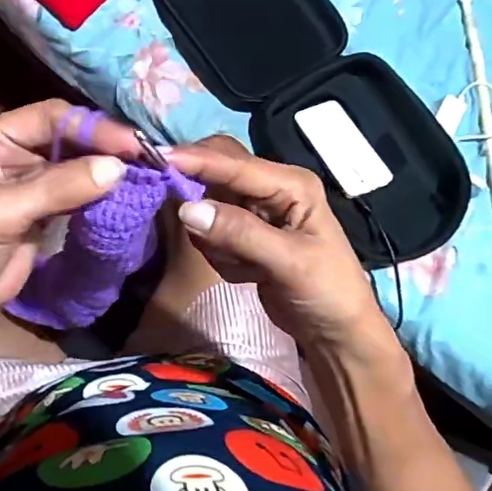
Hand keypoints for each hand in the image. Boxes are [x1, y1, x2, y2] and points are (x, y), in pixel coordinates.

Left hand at [0, 101, 142, 338]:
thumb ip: (56, 187)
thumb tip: (117, 168)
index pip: (49, 118)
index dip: (91, 127)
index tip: (130, 144)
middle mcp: (10, 150)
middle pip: (67, 136)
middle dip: (105, 145)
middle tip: (148, 157)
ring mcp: (30, 180)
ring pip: (77, 163)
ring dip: (108, 168)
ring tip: (146, 172)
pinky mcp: (45, 208)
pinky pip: (80, 190)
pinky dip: (102, 191)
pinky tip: (126, 192)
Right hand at [166, 135, 388, 351]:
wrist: (335, 332)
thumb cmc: (327, 293)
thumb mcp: (289, 262)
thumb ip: (239, 233)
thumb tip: (187, 208)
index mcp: (290, 184)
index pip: (233, 163)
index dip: (195, 160)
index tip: (156, 158)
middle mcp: (269, 188)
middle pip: (217, 170)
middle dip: (197, 191)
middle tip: (182, 216)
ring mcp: (254, 210)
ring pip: (207, 202)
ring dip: (211, 235)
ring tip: (243, 266)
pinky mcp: (241, 232)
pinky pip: (208, 230)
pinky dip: (215, 251)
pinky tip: (244, 271)